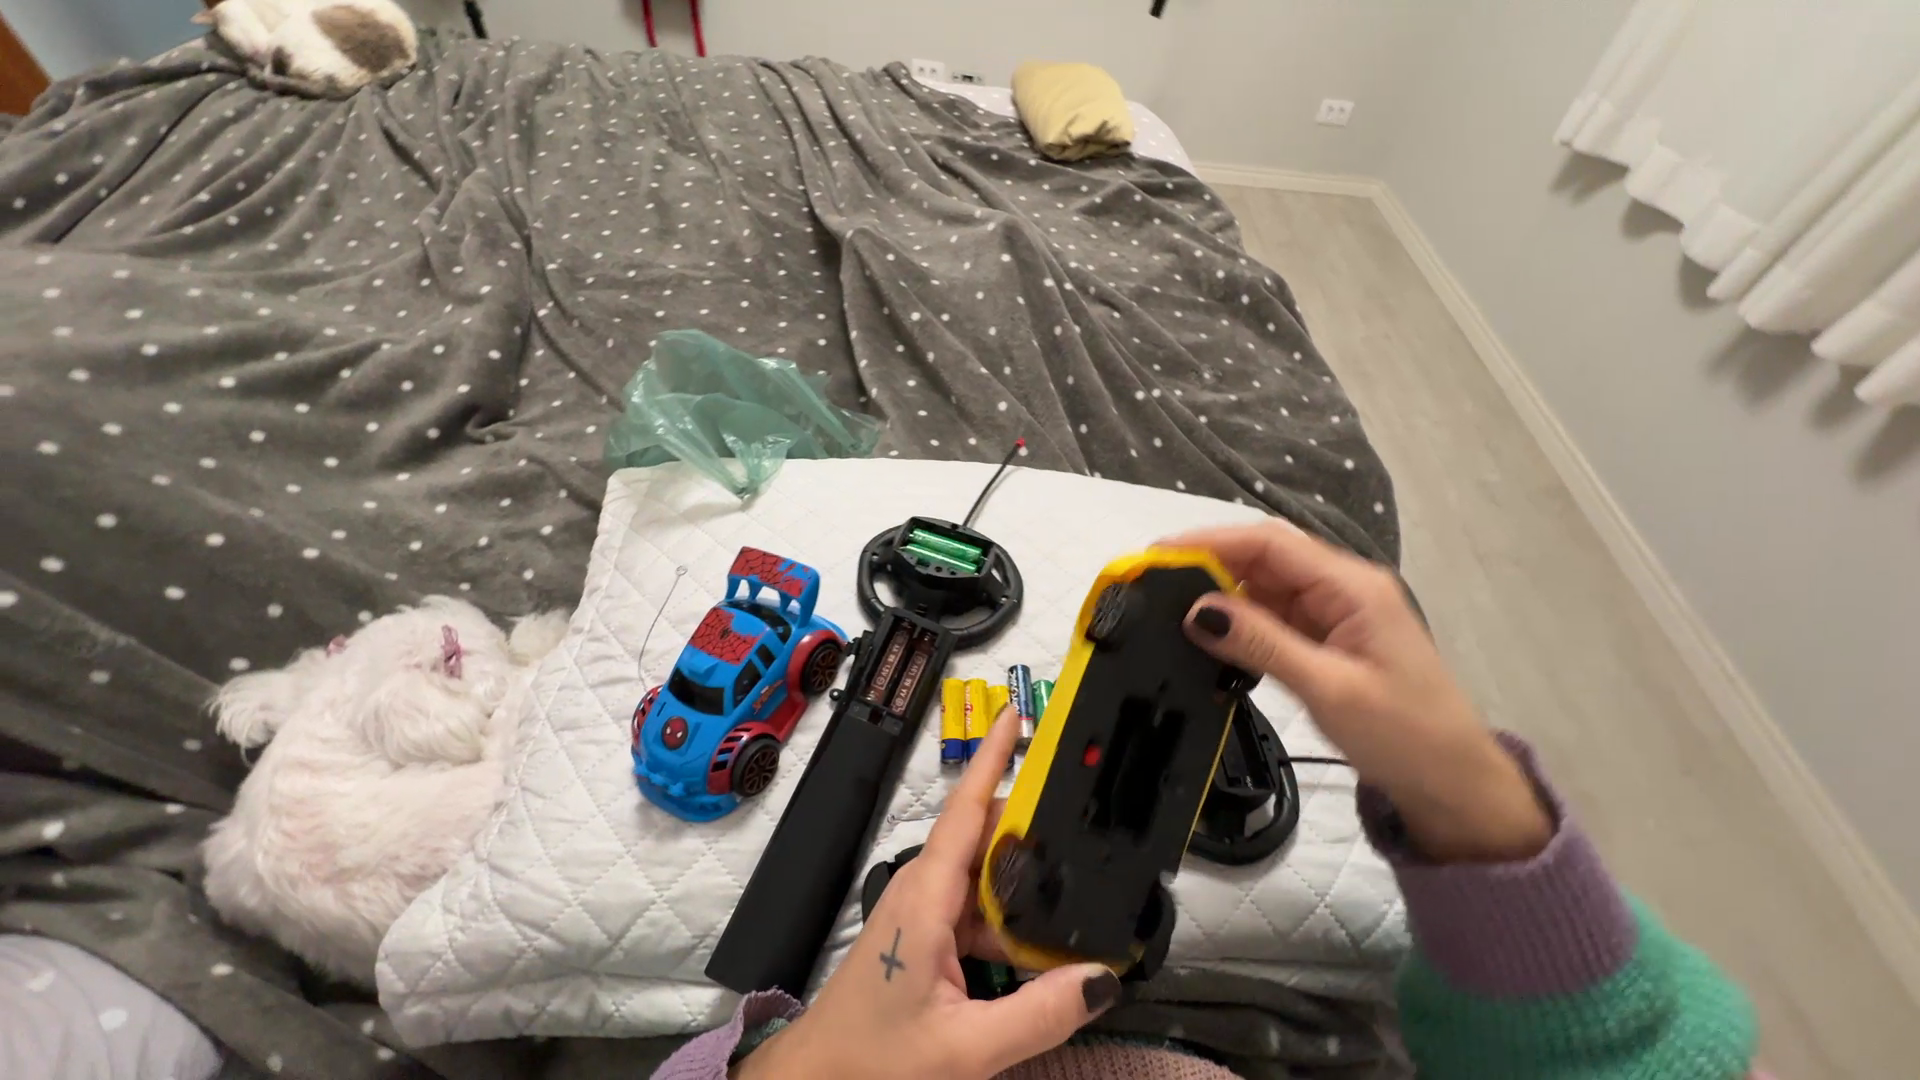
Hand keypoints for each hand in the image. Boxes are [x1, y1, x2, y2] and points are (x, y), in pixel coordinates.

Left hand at [735, 709, 1120, 1079]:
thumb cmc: (875, 1062)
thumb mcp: (966, 1047)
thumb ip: (1038, 1014)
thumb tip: (1103, 978)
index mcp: (927, 894)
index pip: (966, 809)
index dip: (990, 757)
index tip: (1013, 715)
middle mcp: (925, 888)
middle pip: (987, 839)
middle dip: (1035, 833)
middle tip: (1089, 832)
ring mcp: (924, 909)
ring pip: (987, 880)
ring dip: (1027, 892)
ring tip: (1080, 904)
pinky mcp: (926, 932)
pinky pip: (978, 912)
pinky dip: (1010, 925)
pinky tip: (1041, 954)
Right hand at [1162, 521, 1551, 862]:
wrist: (1451, 784)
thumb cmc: (1403, 734)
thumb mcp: (1328, 687)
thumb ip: (1261, 643)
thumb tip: (1195, 611)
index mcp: (1350, 586)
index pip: (1269, 544)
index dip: (1210, 542)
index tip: (1158, 555)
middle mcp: (1339, 588)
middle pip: (1262, 558)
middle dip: (1207, 565)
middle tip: (1153, 584)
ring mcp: (1331, 612)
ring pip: (1262, 587)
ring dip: (1218, 595)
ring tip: (1169, 609)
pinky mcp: (1323, 638)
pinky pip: (1269, 616)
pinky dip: (1236, 622)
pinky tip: (1207, 635)